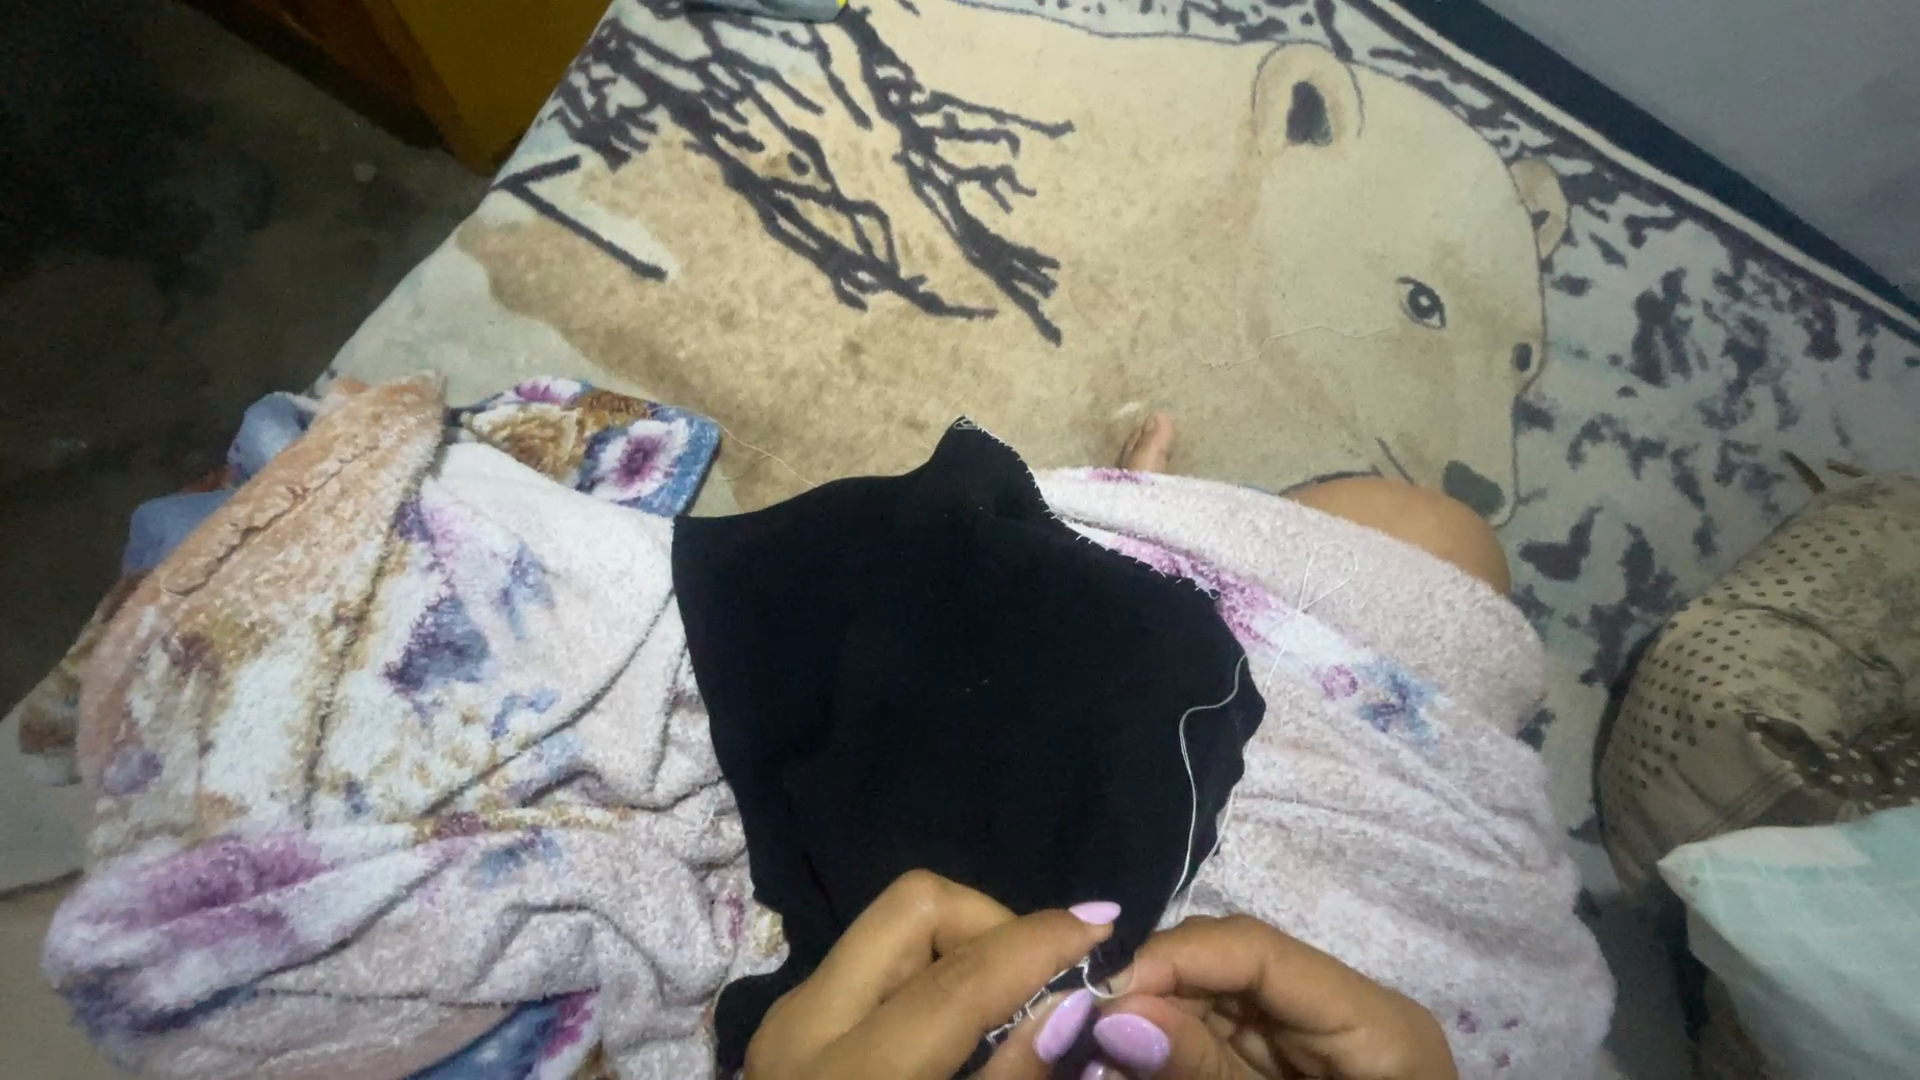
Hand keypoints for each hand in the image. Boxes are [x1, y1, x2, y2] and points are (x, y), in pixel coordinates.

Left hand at [745, 870, 1120, 1079]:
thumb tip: (1071, 1003)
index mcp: (845, 1079)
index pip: (954, 983)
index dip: (1035, 945)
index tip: (1099, 923)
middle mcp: (806, 1022)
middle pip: (914, 905)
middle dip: (992, 922)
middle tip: (1040, 976)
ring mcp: (794, 1010)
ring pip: (895, 918)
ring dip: (965, 940)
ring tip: (1006, 996)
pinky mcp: (796, 1011)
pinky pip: (880, 952)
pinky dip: (934, 963)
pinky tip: (960, 1015)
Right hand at [1086, 915, 1456, 1079]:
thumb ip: (1208, 1072)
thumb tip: (1115, 1013)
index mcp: (1373, 1022)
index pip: (1257, 949)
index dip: (1176, 955)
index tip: (1105, 988)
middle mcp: (1337, 1011)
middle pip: (1227, 969)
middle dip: (1154, 991)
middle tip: (1086, 1028)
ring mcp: (1309, 1038)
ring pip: (1210, 1000)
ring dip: (1152, 1022)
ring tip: (1098, 1052)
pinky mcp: (1282, 1064)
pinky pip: (1215, 1038)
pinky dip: (1171, 1051)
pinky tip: (1130, 1063)